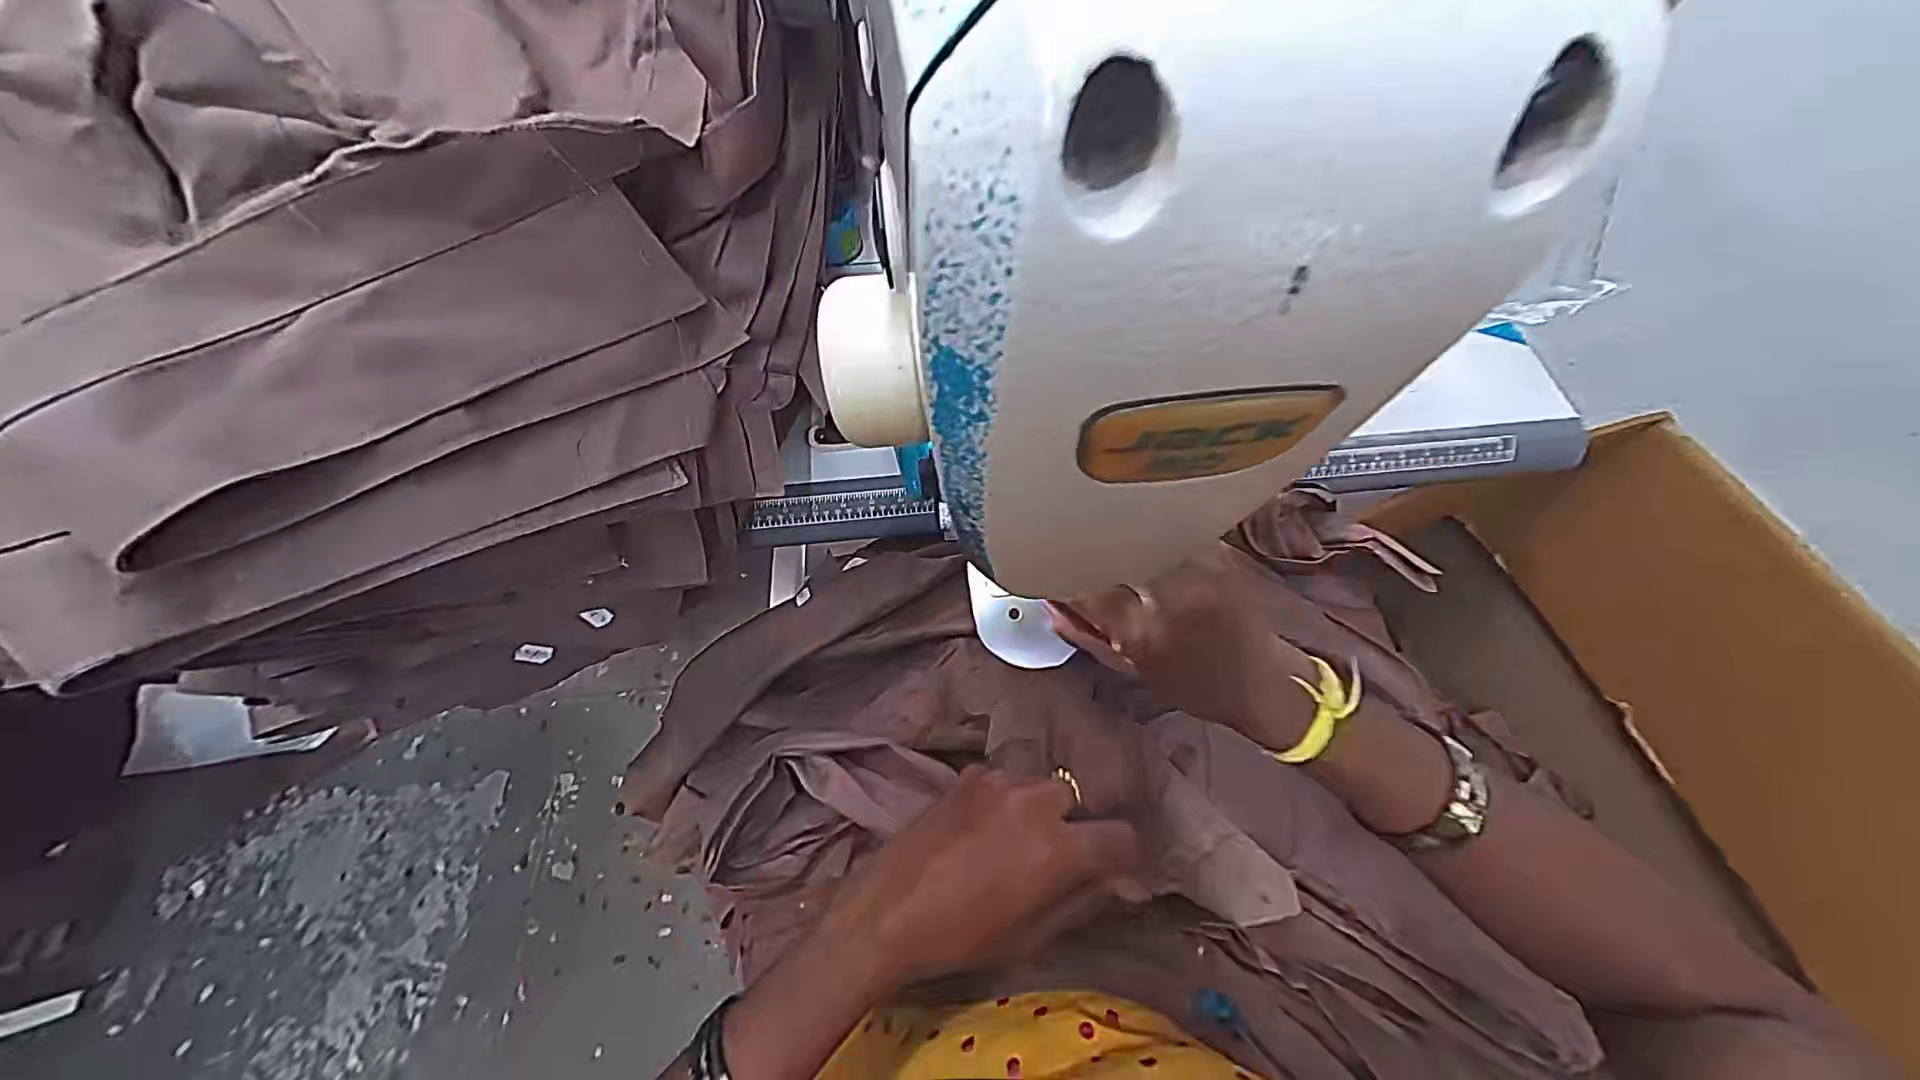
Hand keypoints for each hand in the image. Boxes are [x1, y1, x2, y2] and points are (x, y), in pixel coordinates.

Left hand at [818, 766, 1141, 987]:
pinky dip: (1004, 798)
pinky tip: (982, 824)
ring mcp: (997, 780)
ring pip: (1039, 785)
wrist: (888, 912)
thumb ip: (1082, 899)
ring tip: (1012, 838)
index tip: (1113, 871)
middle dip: (1074, 827)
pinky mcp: (967, 774)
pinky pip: (1003, 779)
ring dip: (1038, 808)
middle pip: (1078, 801)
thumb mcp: (1031, 935)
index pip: (1122, 837)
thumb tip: (1118, 882)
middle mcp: (1034, 800)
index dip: (1124, 857)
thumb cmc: (962, 937)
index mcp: (1058, 846)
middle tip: (1052, 856)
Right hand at [1049, 543, 1320, 749]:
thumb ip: (1084, 632)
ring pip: (1139, 530)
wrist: (1266, 683)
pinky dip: (1150, 530)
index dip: (1057, 567)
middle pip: (1109, 547)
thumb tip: (1048, 599)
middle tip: (1068, 538)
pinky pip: (1170, 529)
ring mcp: (1200, 567)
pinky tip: (1142, 533)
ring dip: (1117, 531)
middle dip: (1084, 541)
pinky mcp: (1221, 551)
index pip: (1082, 584)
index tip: (1044, 559)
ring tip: (1103, 532)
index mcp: (1142, 632)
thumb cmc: (1194, 685)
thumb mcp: (1130, 669)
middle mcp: (1171, 594)